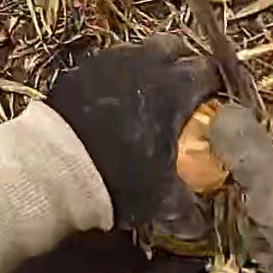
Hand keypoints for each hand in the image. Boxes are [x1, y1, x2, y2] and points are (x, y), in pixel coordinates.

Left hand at [45, 35, 218, 230]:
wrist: (57, 164)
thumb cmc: (119, 176)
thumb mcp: (160, 197)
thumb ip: (186, 207)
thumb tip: (199, 225)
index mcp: (174, 85)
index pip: (208, 70)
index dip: (214, 83)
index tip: (215, 98)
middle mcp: (145, 61)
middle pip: (174, 47)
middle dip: (181, 62)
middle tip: (181, 88)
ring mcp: (111, 59)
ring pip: (139, 50)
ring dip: (147, 66)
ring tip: (145, 93)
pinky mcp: (82, 66)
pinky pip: (108, 63)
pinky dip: (116, 75)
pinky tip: (112, 99)